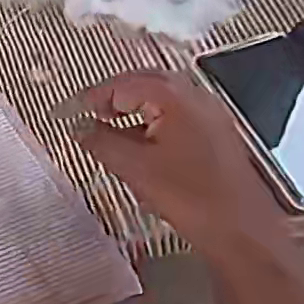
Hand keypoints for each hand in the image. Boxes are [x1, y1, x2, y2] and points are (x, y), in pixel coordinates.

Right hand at [56, 70, 287, 246]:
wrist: (235, 220)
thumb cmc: (189, 194)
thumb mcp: (134, 168)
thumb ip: (102, 143)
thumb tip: (80, 129)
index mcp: (174, 98)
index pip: (124, 85)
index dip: (92, 97)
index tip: (68, 110)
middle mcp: (195, 97)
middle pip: (145, 82)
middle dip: (111, 95)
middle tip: (84, 114)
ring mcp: (206, 112)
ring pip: (159, 98)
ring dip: (129, 106)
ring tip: (103, 126)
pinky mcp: (210, 131)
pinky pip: (172, 114)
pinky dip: (147, 119)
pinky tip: (133, 140)